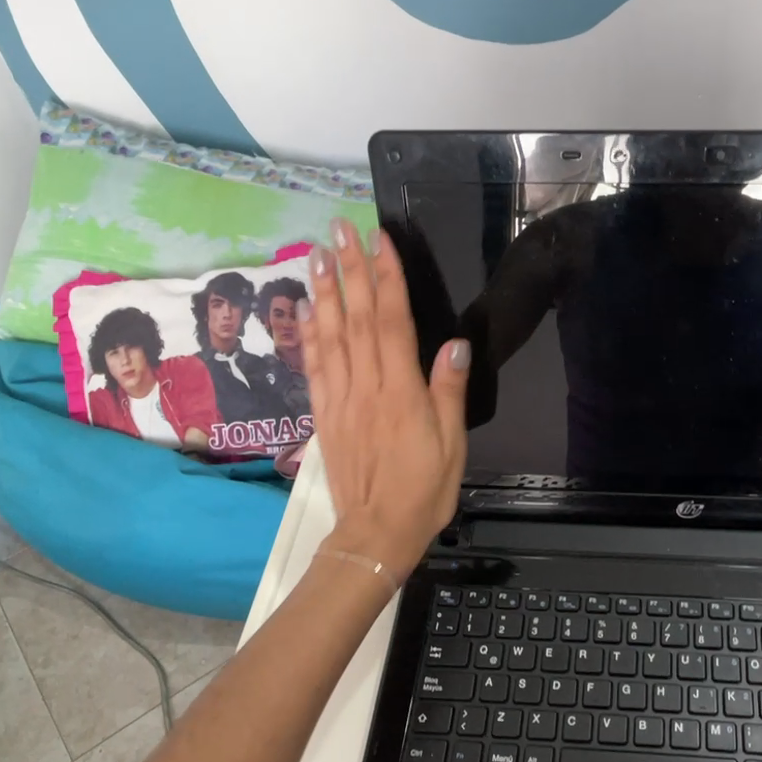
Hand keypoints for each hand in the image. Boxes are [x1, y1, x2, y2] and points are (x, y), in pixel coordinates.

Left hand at [304, 219, 469, 575]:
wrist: (376, 533)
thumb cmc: (424, 492)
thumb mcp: (452, 447)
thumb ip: (448, 393)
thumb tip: (454, 344)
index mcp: (401, 393)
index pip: (392, 323)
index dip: (387, 279)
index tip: (380, 241)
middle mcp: (366, 387)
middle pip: (357, 318)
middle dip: (350, 270)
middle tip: (341, 228)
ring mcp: (340, 399)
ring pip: (331, 335)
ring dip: (325, 290)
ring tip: (318, 252)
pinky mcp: (324, 415)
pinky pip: (315, 365)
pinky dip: (310, 333)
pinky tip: (307, 308)